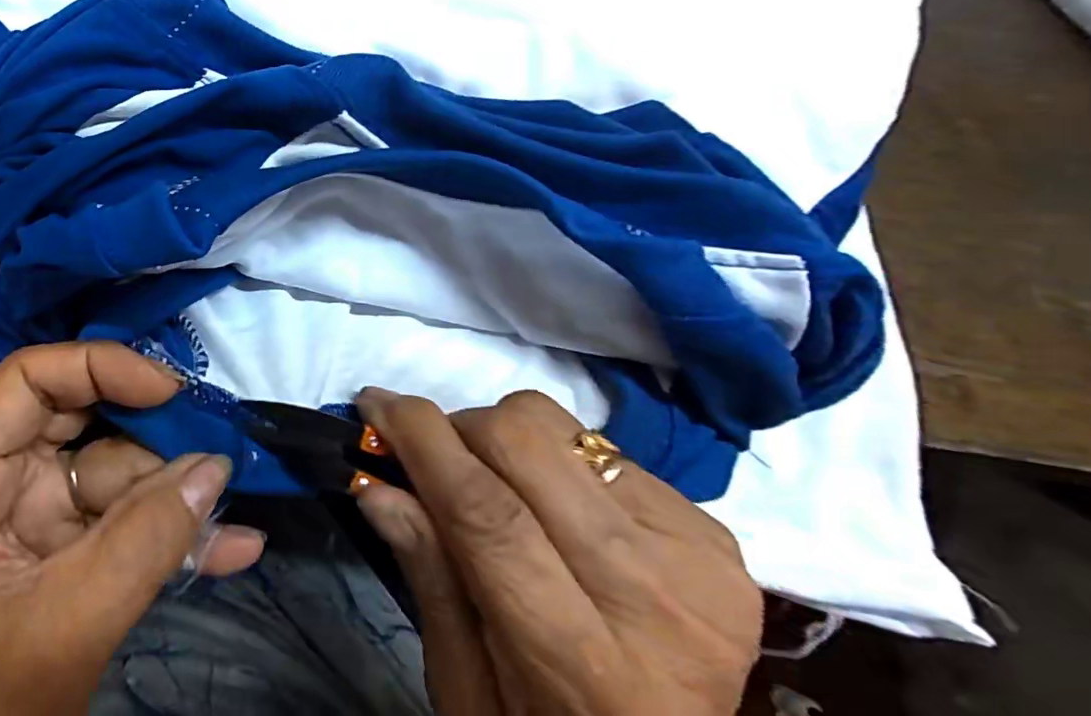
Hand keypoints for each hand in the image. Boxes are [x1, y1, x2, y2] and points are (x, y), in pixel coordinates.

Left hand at [0, 342, 266, 715]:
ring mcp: (23, 512)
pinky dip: (170, 531)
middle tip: (212, 441)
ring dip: (171, 494)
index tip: (170, 389)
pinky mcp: (59, 546)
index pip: (25, 381)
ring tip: (225, 521)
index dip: (100, 368)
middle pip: (76, 419)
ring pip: (111, 468)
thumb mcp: (64, 625)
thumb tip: (216, 467)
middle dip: (148, 435)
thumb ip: (145, 540)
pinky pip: (121, 516)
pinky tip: (229, 546)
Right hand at [353, 387, 761, 715]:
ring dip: (505, 436)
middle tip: (432, 453)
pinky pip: (603, 446)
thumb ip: (431, 579)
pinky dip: (556, 458)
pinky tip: (556, 504)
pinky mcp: (715, 532)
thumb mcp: (469, 692)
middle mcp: (651, 598)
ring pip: (561, 428)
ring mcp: (695, 556)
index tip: (375, 403)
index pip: (485, 513)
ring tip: (494, 478)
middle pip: (526, 446)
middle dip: (459, 427)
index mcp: (584, 666)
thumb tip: (378, 486)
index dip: (423, 443)